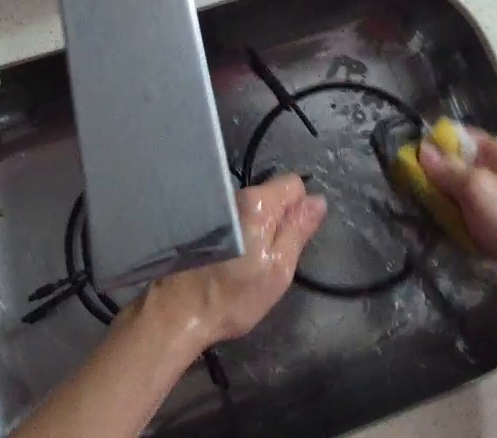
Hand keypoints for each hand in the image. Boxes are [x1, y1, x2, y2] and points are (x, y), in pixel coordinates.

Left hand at [141, 174, 327, 349]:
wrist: (179, 312)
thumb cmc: (234, 296)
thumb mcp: (279, 268)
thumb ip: (299, 230)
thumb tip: (318, 200)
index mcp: (257, 203)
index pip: (293, 184)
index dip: (300, 209)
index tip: (292, 239)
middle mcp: (234, 195)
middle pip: (271, 195)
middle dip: (278, 220)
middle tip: (272, 257)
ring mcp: (215, 206)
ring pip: (252, 208)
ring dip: (257, 227)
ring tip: (250, 262)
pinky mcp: (201, 220)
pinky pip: (234, 217)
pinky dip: (239, 233)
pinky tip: (231, 260)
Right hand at [418, 127, 496, 300]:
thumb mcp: (474, 189)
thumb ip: (446, 168)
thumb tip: (422, 149)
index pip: (463, 136)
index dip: (438, 146)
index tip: (415, 162)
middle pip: (464, 163)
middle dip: (441, 176)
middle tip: (420, 191)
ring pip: (468, 189)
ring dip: (449, 200)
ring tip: (432, 212)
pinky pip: (477, 210)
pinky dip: (463, 217)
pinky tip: (452, 229)